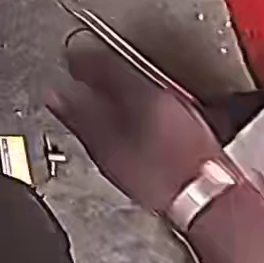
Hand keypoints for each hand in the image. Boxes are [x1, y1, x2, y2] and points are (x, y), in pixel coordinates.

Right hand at [45, 34, 221, 214]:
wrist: (207, 202)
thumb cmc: (158, 176)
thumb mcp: (104, 146)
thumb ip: (78, 114)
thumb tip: (55, 94)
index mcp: (139, 94)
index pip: (102, 63)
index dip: (79, 60)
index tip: (68, 60)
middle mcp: (163, 96)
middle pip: (123, 74)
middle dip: (98, 76)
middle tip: (79, 78)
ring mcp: (181, 111)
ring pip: (139, 90)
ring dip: (117, 93)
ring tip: (99, 102)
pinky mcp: (192, 127)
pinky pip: (154, 105)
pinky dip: (135, 107)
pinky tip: (129, 121)